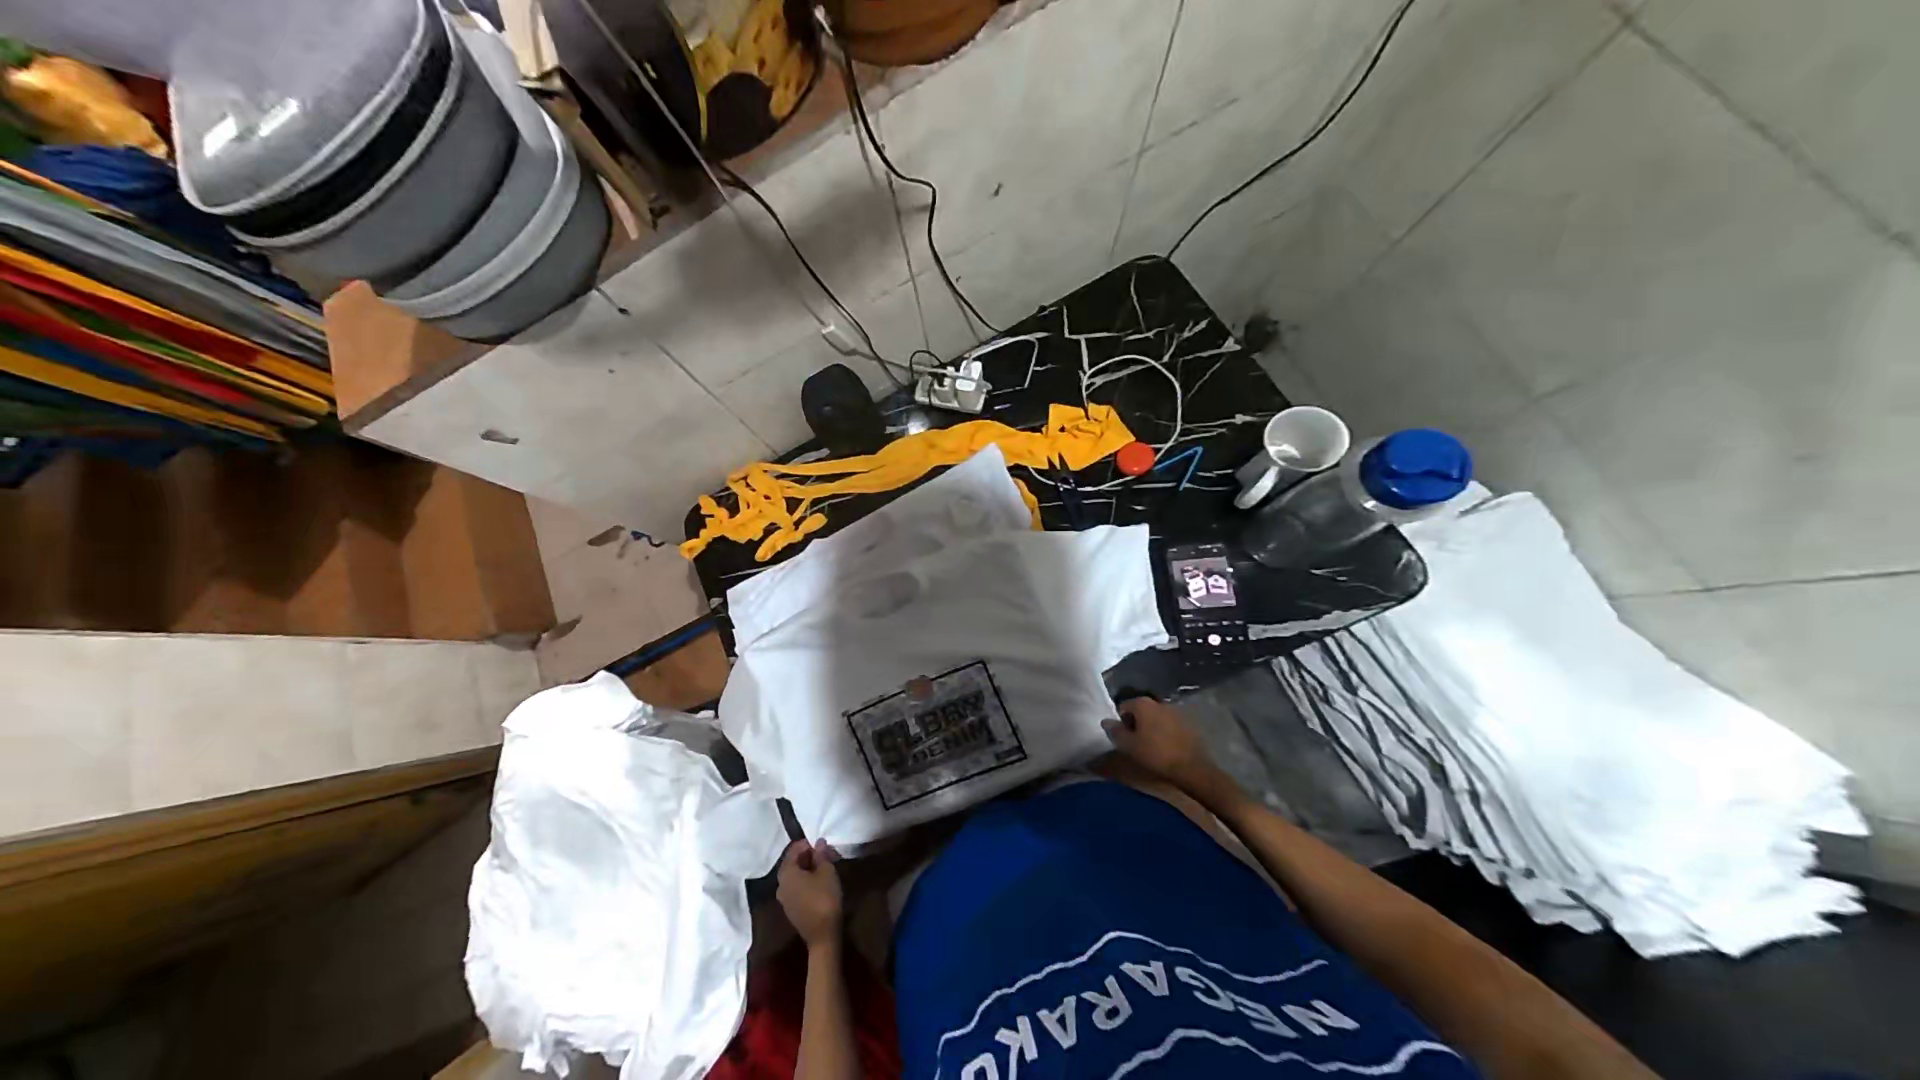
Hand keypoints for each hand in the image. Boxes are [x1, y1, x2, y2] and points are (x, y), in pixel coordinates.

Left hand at [777, 838, 843, 947]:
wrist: (822, 935)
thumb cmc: (824, 898)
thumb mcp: (827, 872)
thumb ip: (821, 855)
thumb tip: (818, 843)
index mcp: (786, 873)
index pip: (793, 851)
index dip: (806, 844)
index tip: (821, 842)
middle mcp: (780, 885)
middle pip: (791, 864)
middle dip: (807, 856)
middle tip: (824, 853)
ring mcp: (784, 899)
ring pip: (794, 876)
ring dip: (807, 868)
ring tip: (823, 865)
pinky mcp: (791, 909)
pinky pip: (796, 887)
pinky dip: (805, 880)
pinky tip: (818, 880)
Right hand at [1103, 697, 1237, 804]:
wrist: (1191, 768)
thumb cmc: (1155, 754)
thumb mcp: (1128, 746)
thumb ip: (1115, 731)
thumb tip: (1105, 721)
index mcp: (1143, 704)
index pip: (1124, 707)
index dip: (1120, 722)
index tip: (1123, 738)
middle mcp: (1159, 703)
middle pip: (1141, 711)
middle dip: (1136, 724)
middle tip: (1134, 743)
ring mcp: (1176, 712)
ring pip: (1156, 718)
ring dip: (1151, 728)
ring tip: (1150, 747)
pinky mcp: (1188, 724)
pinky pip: (1169, 725)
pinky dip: (1165, 732)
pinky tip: (1165, 747)